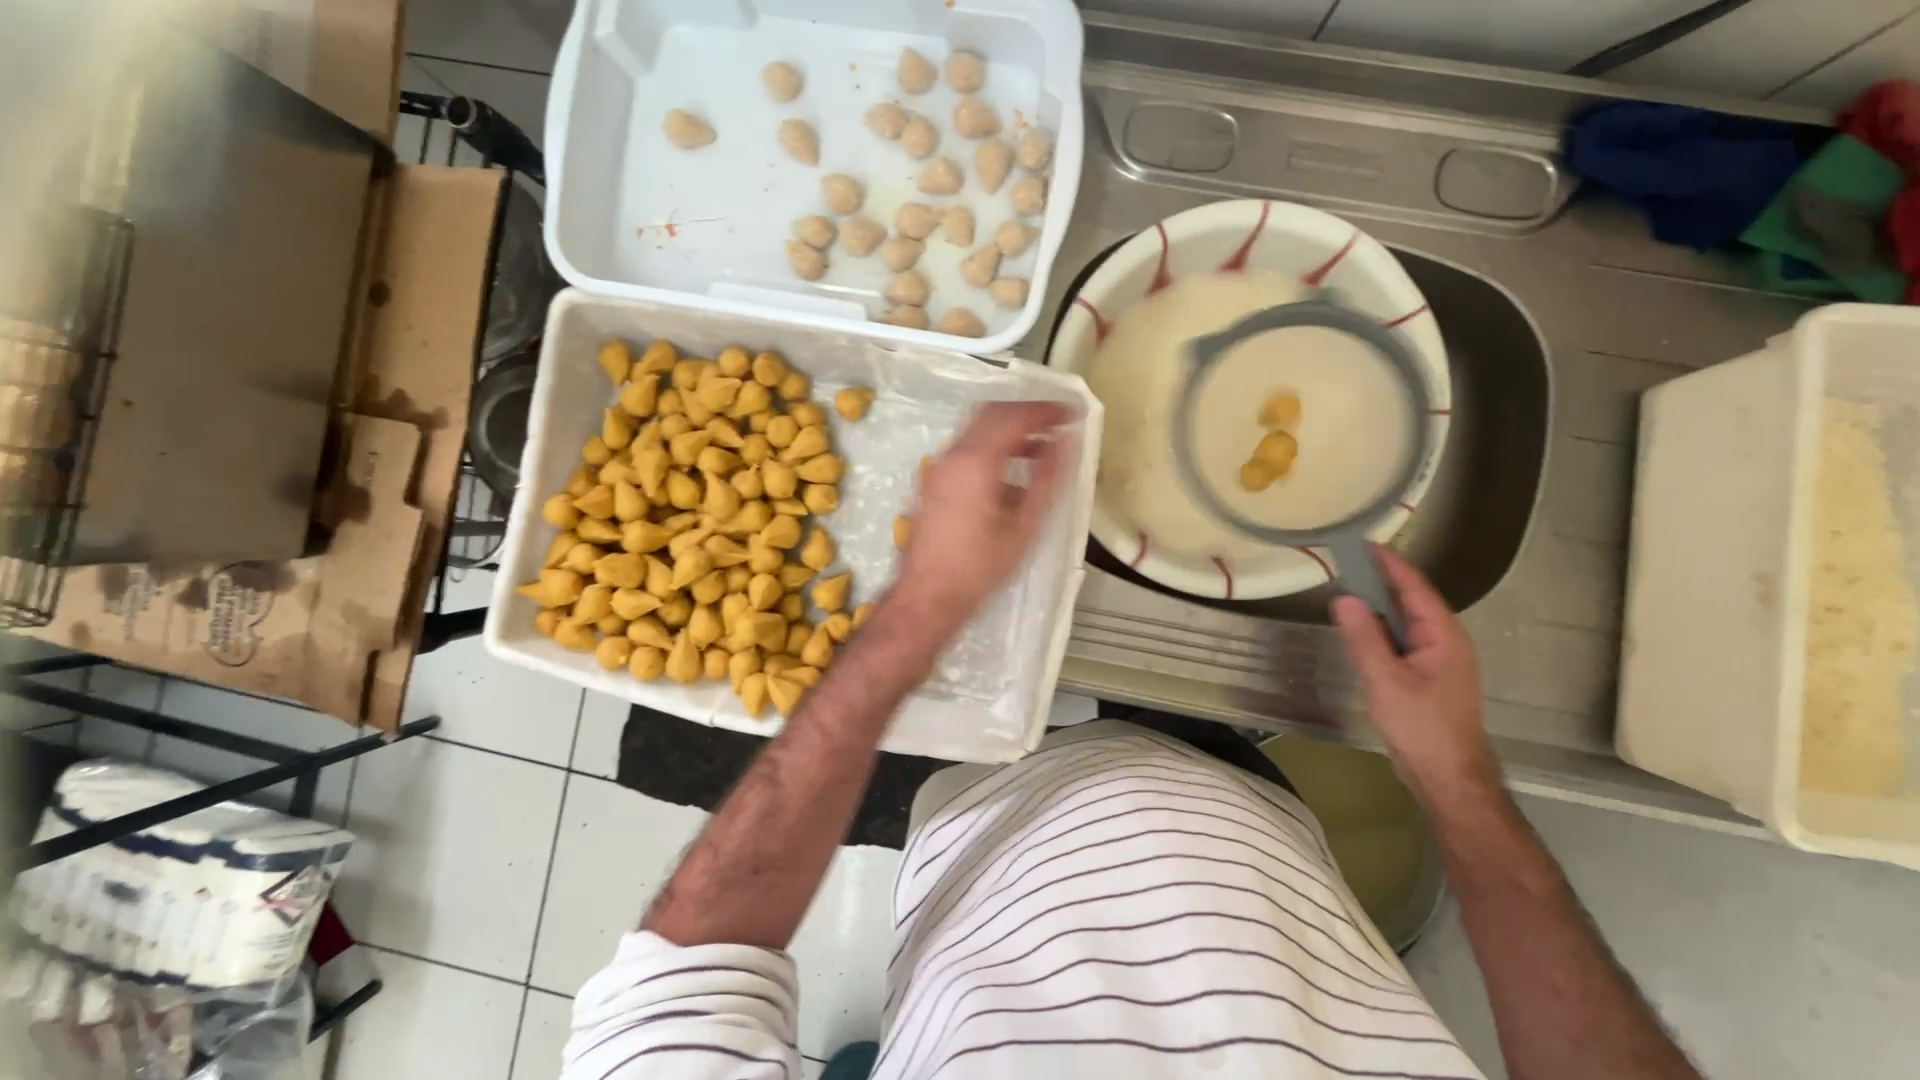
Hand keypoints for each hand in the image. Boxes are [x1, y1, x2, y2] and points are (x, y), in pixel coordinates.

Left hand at [896, 401, 1073, 630]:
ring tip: (1042, 450)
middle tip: (1057, 422)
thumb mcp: (1025, 526)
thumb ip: (1048, 478)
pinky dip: (991, 451)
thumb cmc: (979, 568)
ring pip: (977, 432)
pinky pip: (965, 452)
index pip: (1015, 416)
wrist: (927, 597)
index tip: (1072, 412)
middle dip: (1027, 414)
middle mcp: (952, 456)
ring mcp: (937, 469)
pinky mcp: (932, 484)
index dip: (1047, 410)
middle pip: (992, 414)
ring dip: (1009, 433)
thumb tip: (1065, 442)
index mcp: (976, 462)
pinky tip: (1012, 480)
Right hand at [1331, 545, 1498, 806]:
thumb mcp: (1386, 680)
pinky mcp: (1427, 679)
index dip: (1390, 564)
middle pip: (1412, 601)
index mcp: (1444, 636)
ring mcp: (1439, 662)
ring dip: (1380, 605)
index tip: (1364, 543)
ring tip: (1349, 587)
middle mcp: (1446, 642)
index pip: (1415, 588)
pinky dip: (1381, 630)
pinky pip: (1402, 642)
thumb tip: (1345, 598)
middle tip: (1349, 562)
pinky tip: (1360, 631)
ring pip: (1407, 623)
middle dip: (1383, 579)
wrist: (1448, 776)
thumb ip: (1364, 638)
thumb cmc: (1422, 727)